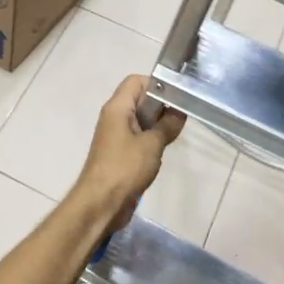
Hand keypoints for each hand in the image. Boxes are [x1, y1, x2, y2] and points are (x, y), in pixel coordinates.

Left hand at [74, 75, 185, 223]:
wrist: (101, 202)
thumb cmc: (125, 167)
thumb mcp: (152, 144)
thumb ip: (167, 126)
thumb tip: (179, 112)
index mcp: (117, 107)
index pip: (136, 81)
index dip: (157, 84)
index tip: (178, 96)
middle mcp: (114, 116)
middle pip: (139, 99)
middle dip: (161, 105)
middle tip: (183, 115)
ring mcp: (115, 135)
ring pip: (139, 119)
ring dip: (157, 124)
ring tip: (177, 131)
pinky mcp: (119, 152)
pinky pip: (137, 136)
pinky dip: (151, 138)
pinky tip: (165, 147)